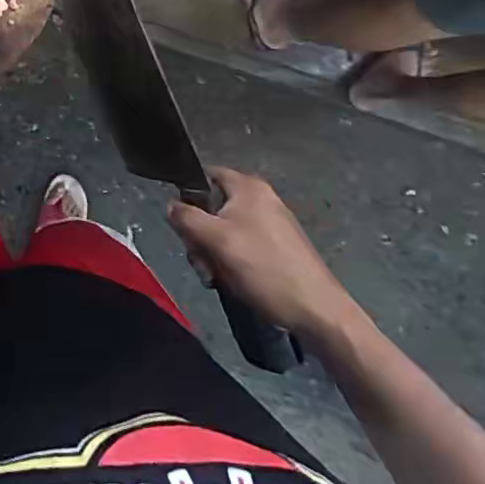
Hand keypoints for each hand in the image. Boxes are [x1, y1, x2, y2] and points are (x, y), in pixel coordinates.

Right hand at [166, 167, 358, 338]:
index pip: (206, 175)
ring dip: (212, 254)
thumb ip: (187, 218)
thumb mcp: (217, 240)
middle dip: (200, 236)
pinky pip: (240, 245)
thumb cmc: (264, 266)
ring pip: (223, 231)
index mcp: (247, 187)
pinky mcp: (274, 246)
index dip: (188, 195)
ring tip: (217, 277)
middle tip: (203, 260)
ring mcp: (268, 223)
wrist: (314, 307)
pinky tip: (233, 282)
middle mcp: (259, 198)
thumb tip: (170, 205)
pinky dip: (231, 262)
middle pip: (211, 207)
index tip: (182, 223)